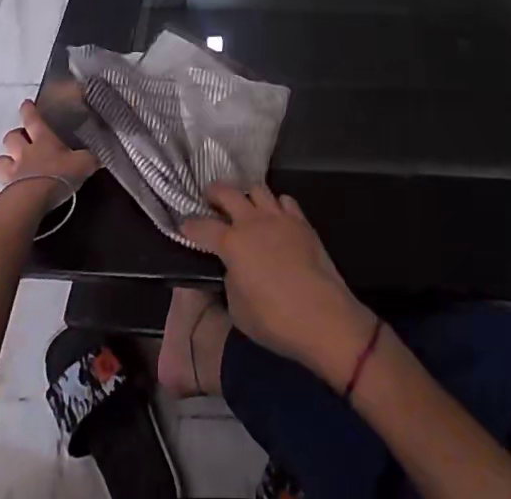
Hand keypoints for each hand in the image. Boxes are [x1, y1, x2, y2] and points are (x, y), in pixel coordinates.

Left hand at [0, 100, 99, 210]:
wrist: (32, 201)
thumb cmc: (59, 177)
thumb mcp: (84, 164)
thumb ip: (90, 158)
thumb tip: (100, 154)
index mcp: (43, 142)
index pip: (34, 120)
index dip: (30, 111)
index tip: (26, 104)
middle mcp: (23, 154)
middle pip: (11, 139)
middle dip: (14, 137)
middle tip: (19, 141)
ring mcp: (9, 174)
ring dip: (3, 163)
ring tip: (8, 167)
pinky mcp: (0, 195)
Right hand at [182, 183, 377, 384]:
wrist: (326, 320)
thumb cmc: (275, 320)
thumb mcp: (237, 309)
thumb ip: (229, 282)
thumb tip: (232, 271)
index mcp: (231, 243)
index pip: (201, 226)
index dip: (189, 226)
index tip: (184, 227)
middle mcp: (252, 222)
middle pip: (227, 192)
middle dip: (213, 193)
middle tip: (209, 199)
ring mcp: (280, 219)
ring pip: (257, 189)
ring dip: (246, 195)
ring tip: (244, 205)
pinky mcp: (303, 224)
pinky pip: (285, 201)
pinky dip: (276, 204)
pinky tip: (275, 217)